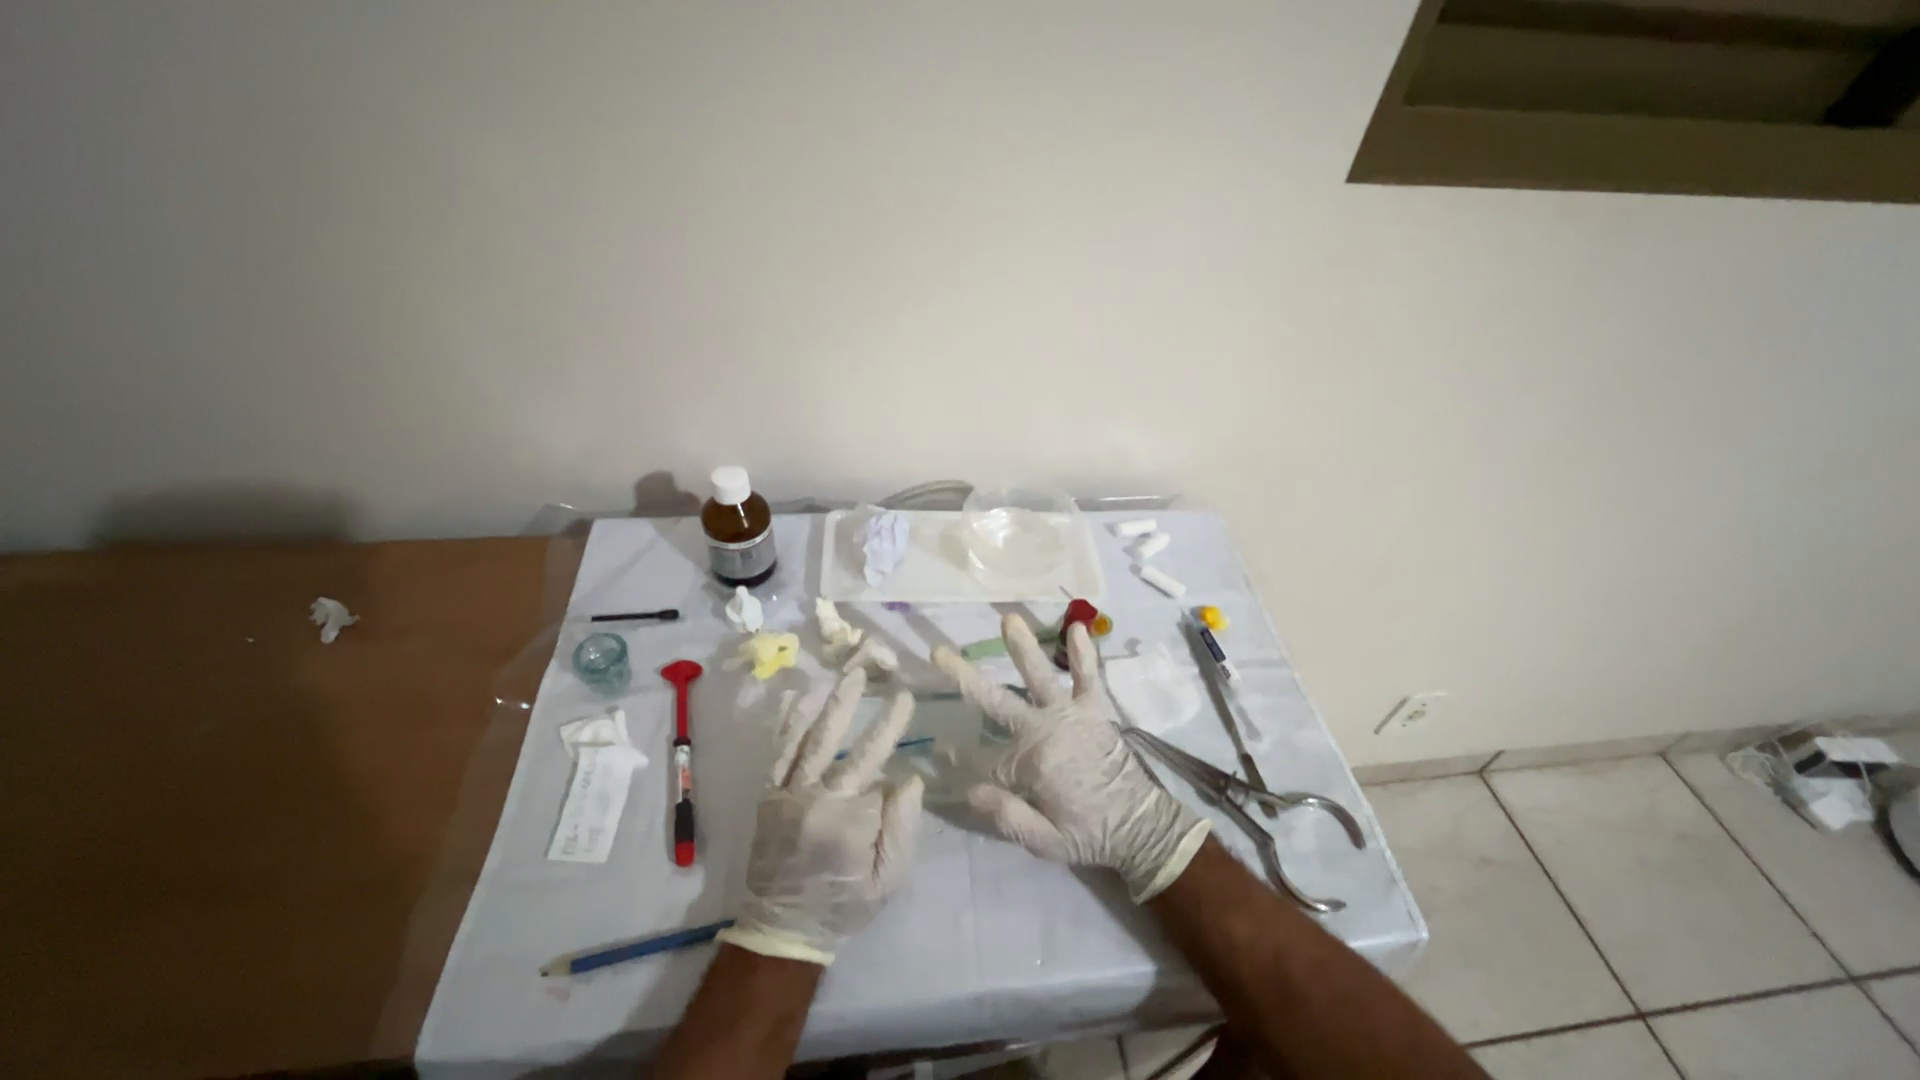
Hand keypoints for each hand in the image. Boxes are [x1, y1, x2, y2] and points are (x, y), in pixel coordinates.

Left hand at [716, 667, 924, 965]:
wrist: (783, 928)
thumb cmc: (844, 906)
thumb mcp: (889, 881)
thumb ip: (902, 828)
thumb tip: (910, 778)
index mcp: (848, 821)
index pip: (876, 768)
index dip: (891, 733)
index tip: (906, 697)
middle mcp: (814, 800)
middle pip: (842, 745)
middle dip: (859, 705)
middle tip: (872, 671)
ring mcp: (786, 795)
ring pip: (808, 741)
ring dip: (826, 705)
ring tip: (842, 675)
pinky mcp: (769, 796)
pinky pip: (779, 754)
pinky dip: (789, 725)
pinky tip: (798, 698)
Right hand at [932, 615, 1209, 902]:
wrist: (1144, 827)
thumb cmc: (1090, 836)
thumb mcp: (1044, 842)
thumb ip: (1007, 816)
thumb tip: (971, 790)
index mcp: (1033, 764)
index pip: (984, 759)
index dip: (960, 758)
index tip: (939, 752)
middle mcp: (1048, 731)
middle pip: (998, 701)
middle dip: (965, 676)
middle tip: (938, 651)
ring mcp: (1073, 716)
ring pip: (1040, 676)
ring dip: (1022, 647)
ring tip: (1008, 617)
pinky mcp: (1096, 712)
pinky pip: (1089, 678)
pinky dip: (1085, 653)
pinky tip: (1077, 627)